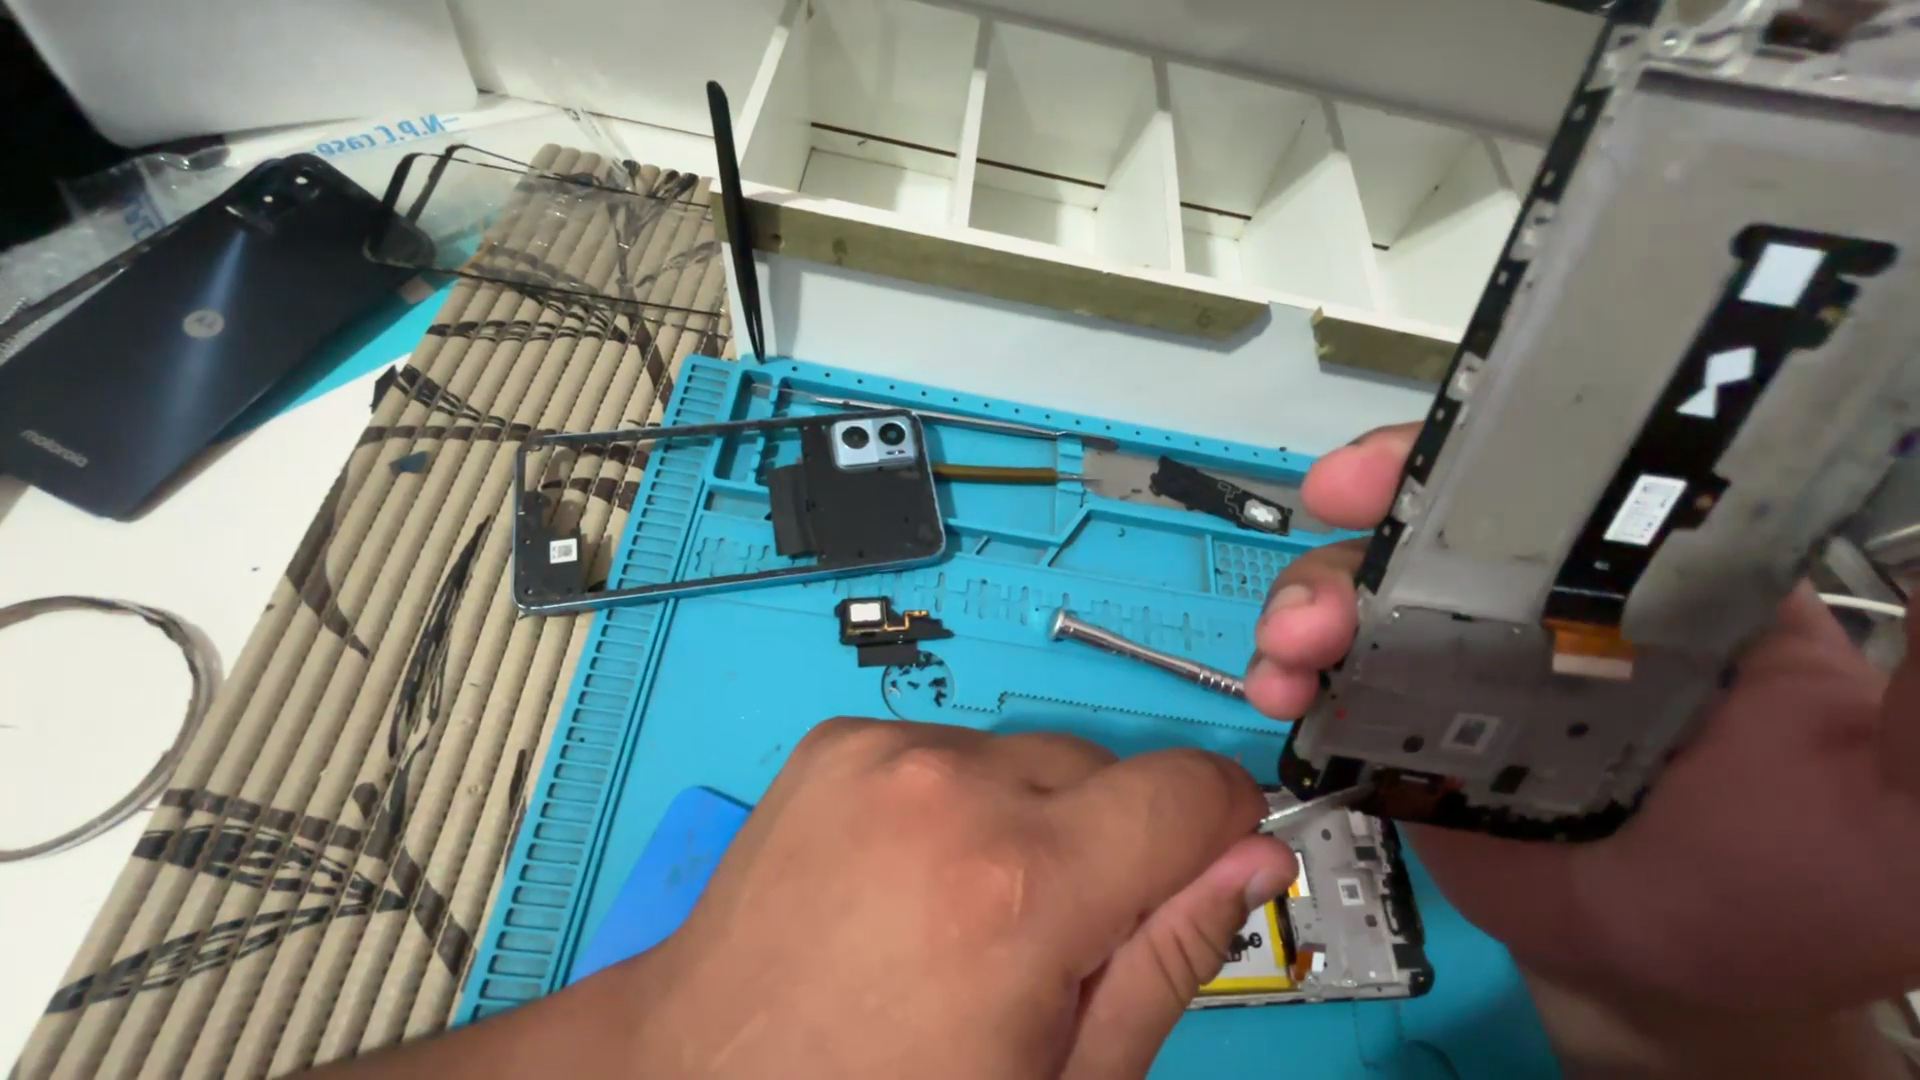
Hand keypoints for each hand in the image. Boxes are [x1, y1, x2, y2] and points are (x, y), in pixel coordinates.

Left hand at [615, 720, 1295, 1077]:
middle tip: (1049, 924)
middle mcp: (954, 790)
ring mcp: (887, 752)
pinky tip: (910, 868)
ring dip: (1027, 813)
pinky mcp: (839, 739)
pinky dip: (954, 797)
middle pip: (1105, 767)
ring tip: (965, 899)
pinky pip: (949, 748)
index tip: (1205, 858)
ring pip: (1025, 755)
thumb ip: (1171, 954)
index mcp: (1023, 887)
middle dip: (1108, 835)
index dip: (1218, 823)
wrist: (706, 1077)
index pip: (1189, 789)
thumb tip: (1250, 857)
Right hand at [1245, 424, 1919, 1013]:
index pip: (1540, 481)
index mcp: (1629, 574)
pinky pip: (1318, 683)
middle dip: (1357, 531)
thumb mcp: (1905, 779)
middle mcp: (1518, 600)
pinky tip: (1277, 697)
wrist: (1677, 973)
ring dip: (1302, 605)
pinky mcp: (1382, 723)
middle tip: (1322, 554)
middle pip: (1415, 532)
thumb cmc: (1800, 873)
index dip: (1459, 453)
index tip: (1385, 464)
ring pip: (1349, 597)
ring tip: (1289, 652)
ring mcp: (1435, 660)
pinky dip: (1284, 678)